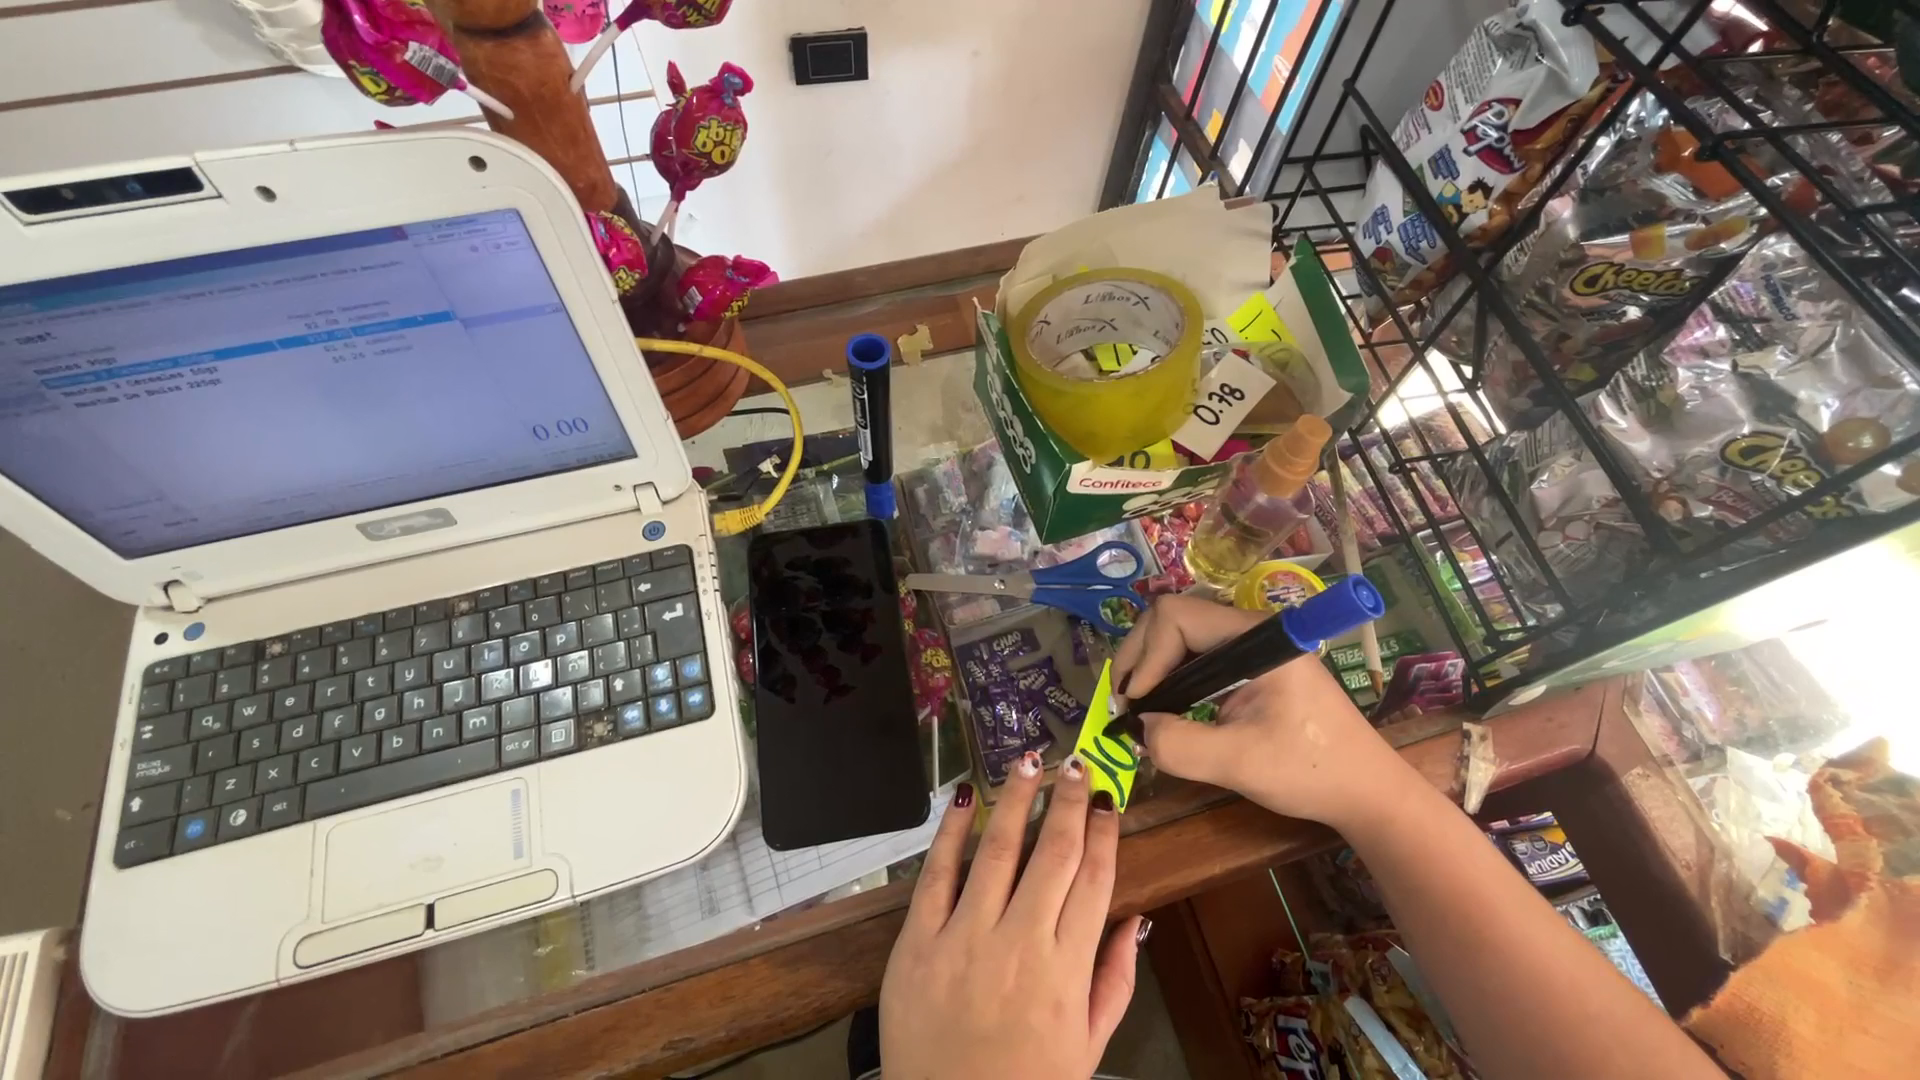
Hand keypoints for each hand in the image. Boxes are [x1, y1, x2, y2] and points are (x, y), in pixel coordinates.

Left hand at [880, 751, 1146, 1079]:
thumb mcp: (1088, 1047)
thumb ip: (1114, 981)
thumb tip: (1136, 920)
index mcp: (1065, 970)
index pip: (1093, 882)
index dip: (1103, 834)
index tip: (1107, 801)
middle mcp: (1020, 944)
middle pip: (1052, 855)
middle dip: (1067, 802)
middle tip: (1075, 764)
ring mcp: (964, 939)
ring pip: (998, 852)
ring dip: (1016, 800)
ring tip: (1028, 761)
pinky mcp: (917, 942)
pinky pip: (936, 875)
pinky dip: (950, 833)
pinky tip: (963, 799)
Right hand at [1111, 593, 1409, 829]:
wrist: (1366, 791)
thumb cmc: (1311, 772)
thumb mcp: (1240, 764)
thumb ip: (1179, 745)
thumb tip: (1139, 726)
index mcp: (1257, 638)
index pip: (1177, 617)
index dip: (1146, 656)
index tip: (1136, 703)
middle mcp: (1250, 630)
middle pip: (1171, 619)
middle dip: (1140, 658)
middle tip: (1124, 704)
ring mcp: (1249, 646)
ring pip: (1178, 637)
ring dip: (1150, 668)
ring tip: (1137, 708)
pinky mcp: (1247, 666)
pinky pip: (1193, 657)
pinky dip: (1168, 678)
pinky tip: (1162, 708)